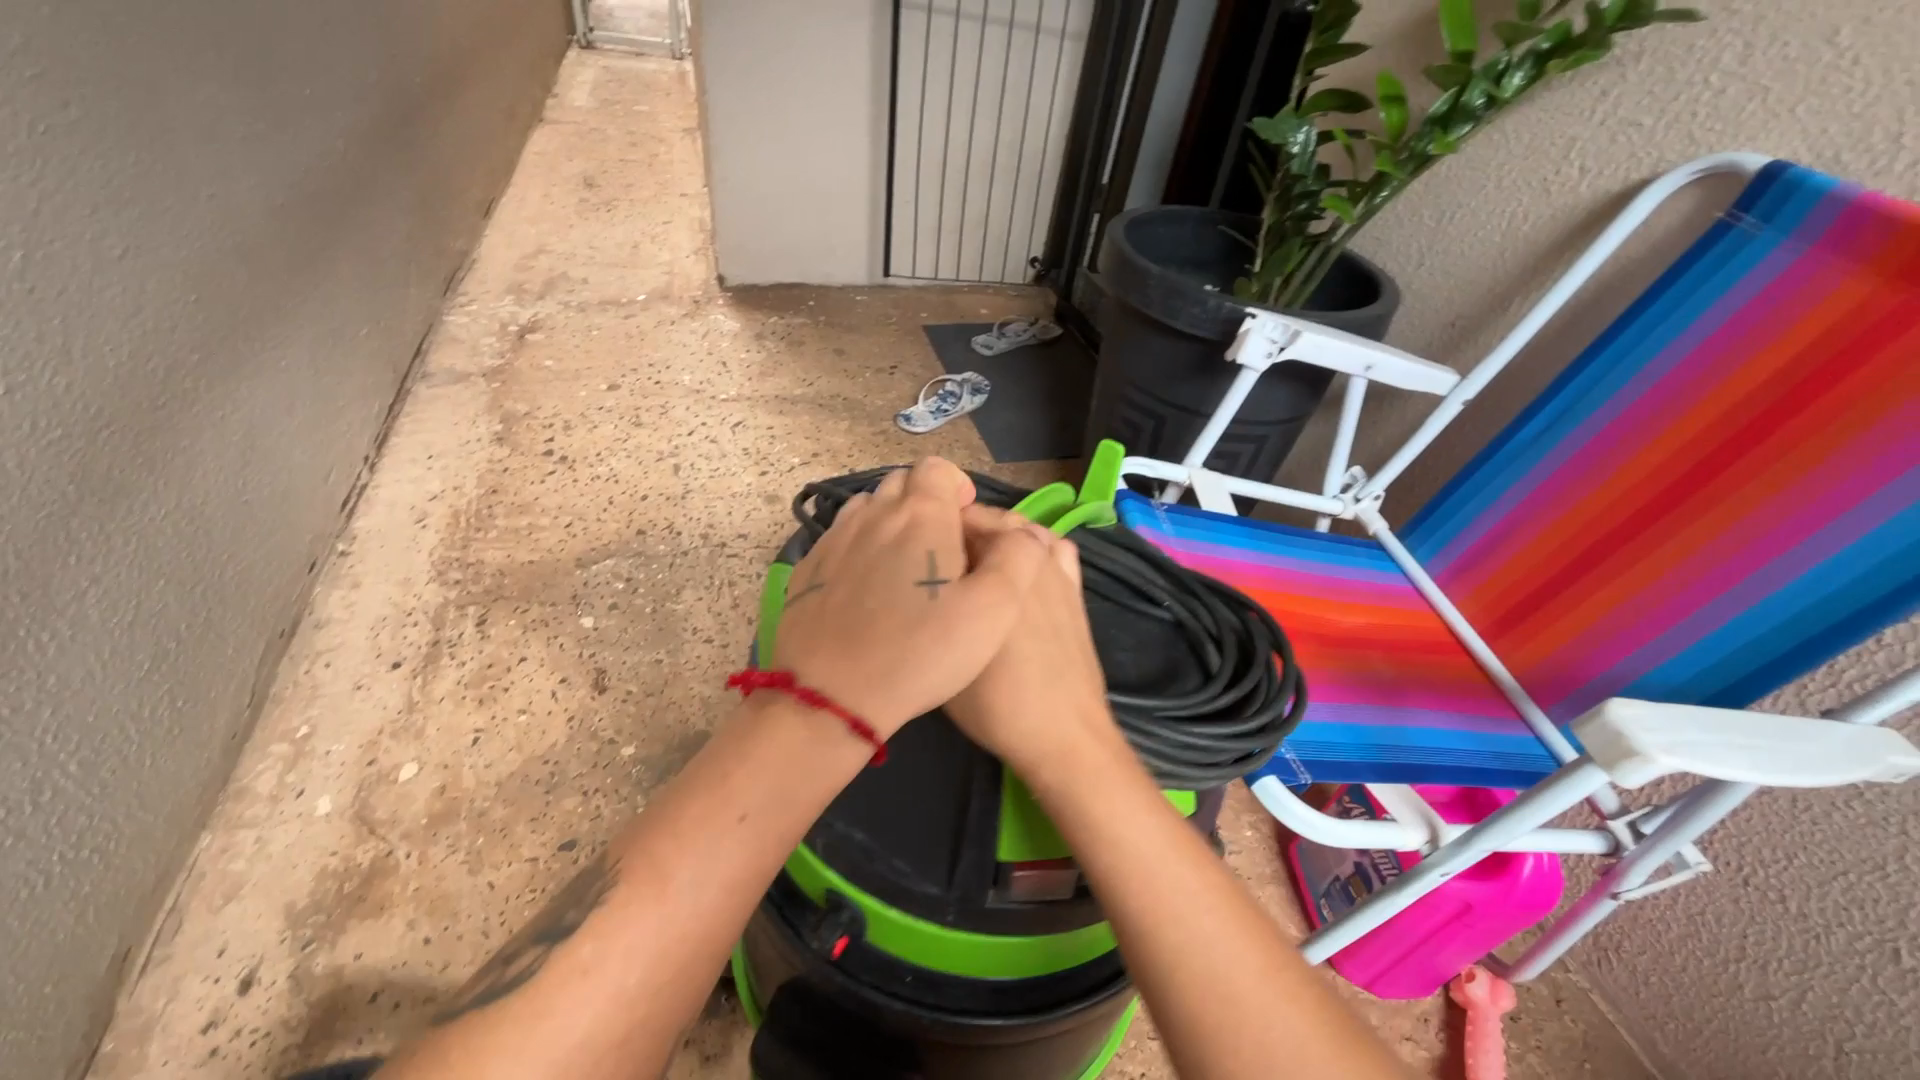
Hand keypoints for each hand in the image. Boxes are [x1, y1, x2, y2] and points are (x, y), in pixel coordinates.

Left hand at [772, 458, 1052, 736]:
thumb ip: (1019, 561)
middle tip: (943, 550)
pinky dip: (860, 549)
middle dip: (925, 503)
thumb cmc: (920, 651)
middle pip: (902, 484)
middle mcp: (874, 514)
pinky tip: (869, 592)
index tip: (968, 523)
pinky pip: (841, 540)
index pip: (938, 468)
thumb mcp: (993, 612)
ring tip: (907, 571)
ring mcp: (835, 540)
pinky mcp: (809, 569)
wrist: (832, 694)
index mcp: (920, 515)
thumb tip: (1030, 532)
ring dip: (891, 525)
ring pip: (869, 510)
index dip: (958, 487)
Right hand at [945, 509, 1124, 778]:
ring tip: (974, 562)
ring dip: (998, 534)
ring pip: (1023, 530)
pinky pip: (1055, 548)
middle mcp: (1026, 555)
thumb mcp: (943, 655)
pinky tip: (1019, 568)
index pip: (956, 521)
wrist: (1061, 733)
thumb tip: (922, 587)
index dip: (931, 530)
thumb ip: (933, 610)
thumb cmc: (994, 700)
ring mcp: (1056, 570)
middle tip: (937, 559)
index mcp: (991, 564)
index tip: (912, 547)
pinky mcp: (1075, 589)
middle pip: (991, 521)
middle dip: (962, 530)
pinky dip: (1035, 546)